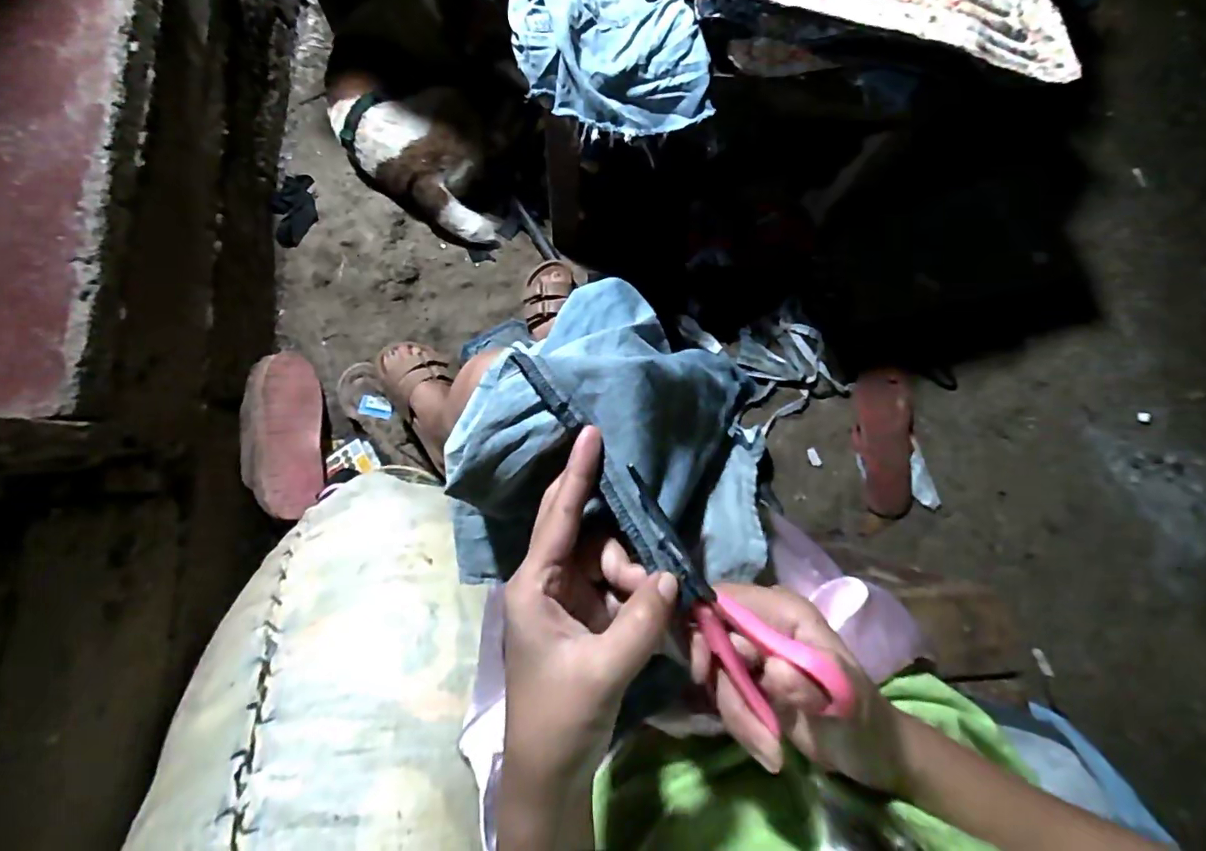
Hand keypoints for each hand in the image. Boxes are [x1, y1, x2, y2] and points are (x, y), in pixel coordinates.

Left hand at [500, 426, 678, 848]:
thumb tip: (671, 575)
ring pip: (610, 560)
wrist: (551, 772)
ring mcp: (570, 597)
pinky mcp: (589, 615)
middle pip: (589, 536)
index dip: (577, 472)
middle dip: (622, 548)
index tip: (590, 432)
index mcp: (534, 585)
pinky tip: (656, 601)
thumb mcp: (601, 671)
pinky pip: (618, 583)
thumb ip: (639, 620)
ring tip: (653, 605)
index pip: (558, 516)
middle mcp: (549, 580)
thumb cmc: (559, 718)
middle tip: (647, 577)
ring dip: (635, 575)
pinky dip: (639, 589)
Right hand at [689, 582, 906, 792]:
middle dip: (723, 685)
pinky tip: (770, 748)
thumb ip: (807, 680)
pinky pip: (726, 696)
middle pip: (712, 637)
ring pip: (718, 673)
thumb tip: (770, 668)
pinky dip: (742, 725)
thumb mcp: (844, 697)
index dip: (706, 625)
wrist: (872, 754)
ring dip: (738, 715)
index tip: (708, 670)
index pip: (725, 597)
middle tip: (746, 720)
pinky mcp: (751, 682)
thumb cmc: (862, 715)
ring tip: (772, 749)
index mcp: (785, 610)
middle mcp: (764, 623)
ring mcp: (755, 653)